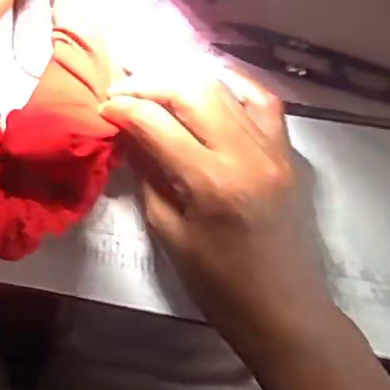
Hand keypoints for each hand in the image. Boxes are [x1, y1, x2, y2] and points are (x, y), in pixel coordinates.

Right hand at [100, 69, 339, 344]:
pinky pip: (262, 100)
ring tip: (154, 87)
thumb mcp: (167, 230)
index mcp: (210, 181)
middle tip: (121, 93)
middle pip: (191, 90)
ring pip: (223, 86)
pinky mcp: (287, 152)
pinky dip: (232, 84)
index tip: (102, 108)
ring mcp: (272, 148)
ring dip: (182, 79)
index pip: (156, 122)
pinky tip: (208, 83)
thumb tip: (128, 133)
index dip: (122, 108)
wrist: (284, 310)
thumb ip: (148, 174)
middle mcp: (245, 154)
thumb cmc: (217, 282)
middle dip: (148, 84)